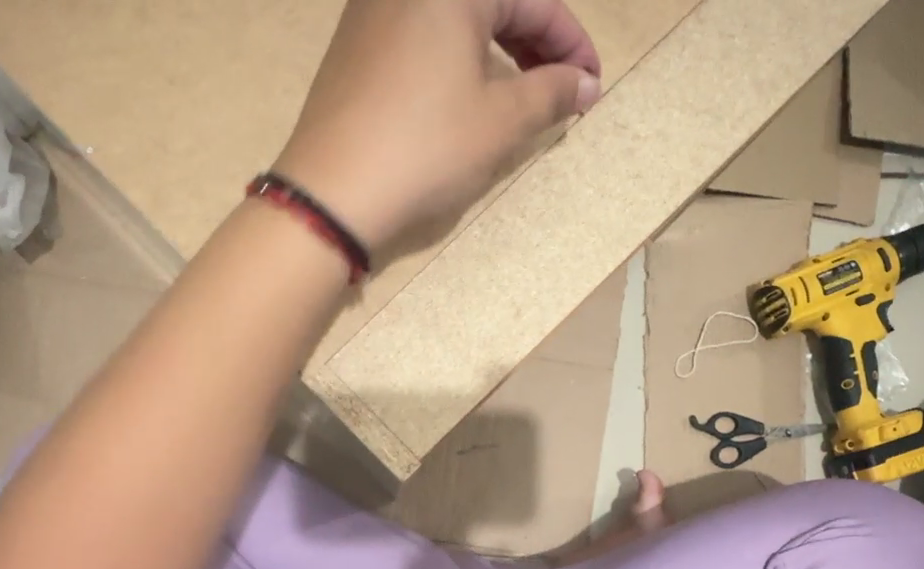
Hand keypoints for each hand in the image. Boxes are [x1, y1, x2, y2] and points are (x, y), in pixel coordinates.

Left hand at [274, 0, 603, 259]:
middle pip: (492, 1)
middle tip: (561, 88)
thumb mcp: (500, 123)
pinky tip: (466, 97)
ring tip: (520, 95)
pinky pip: (421, 34)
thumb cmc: (425, 150)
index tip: (591, 84)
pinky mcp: (353, 45)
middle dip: (535, 41)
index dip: (570, 41)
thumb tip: (584, 84)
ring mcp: (373, 11)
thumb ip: (551, 93)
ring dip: (497, 49)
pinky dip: (456, 57)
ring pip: (455, 17)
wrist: (331, 194)